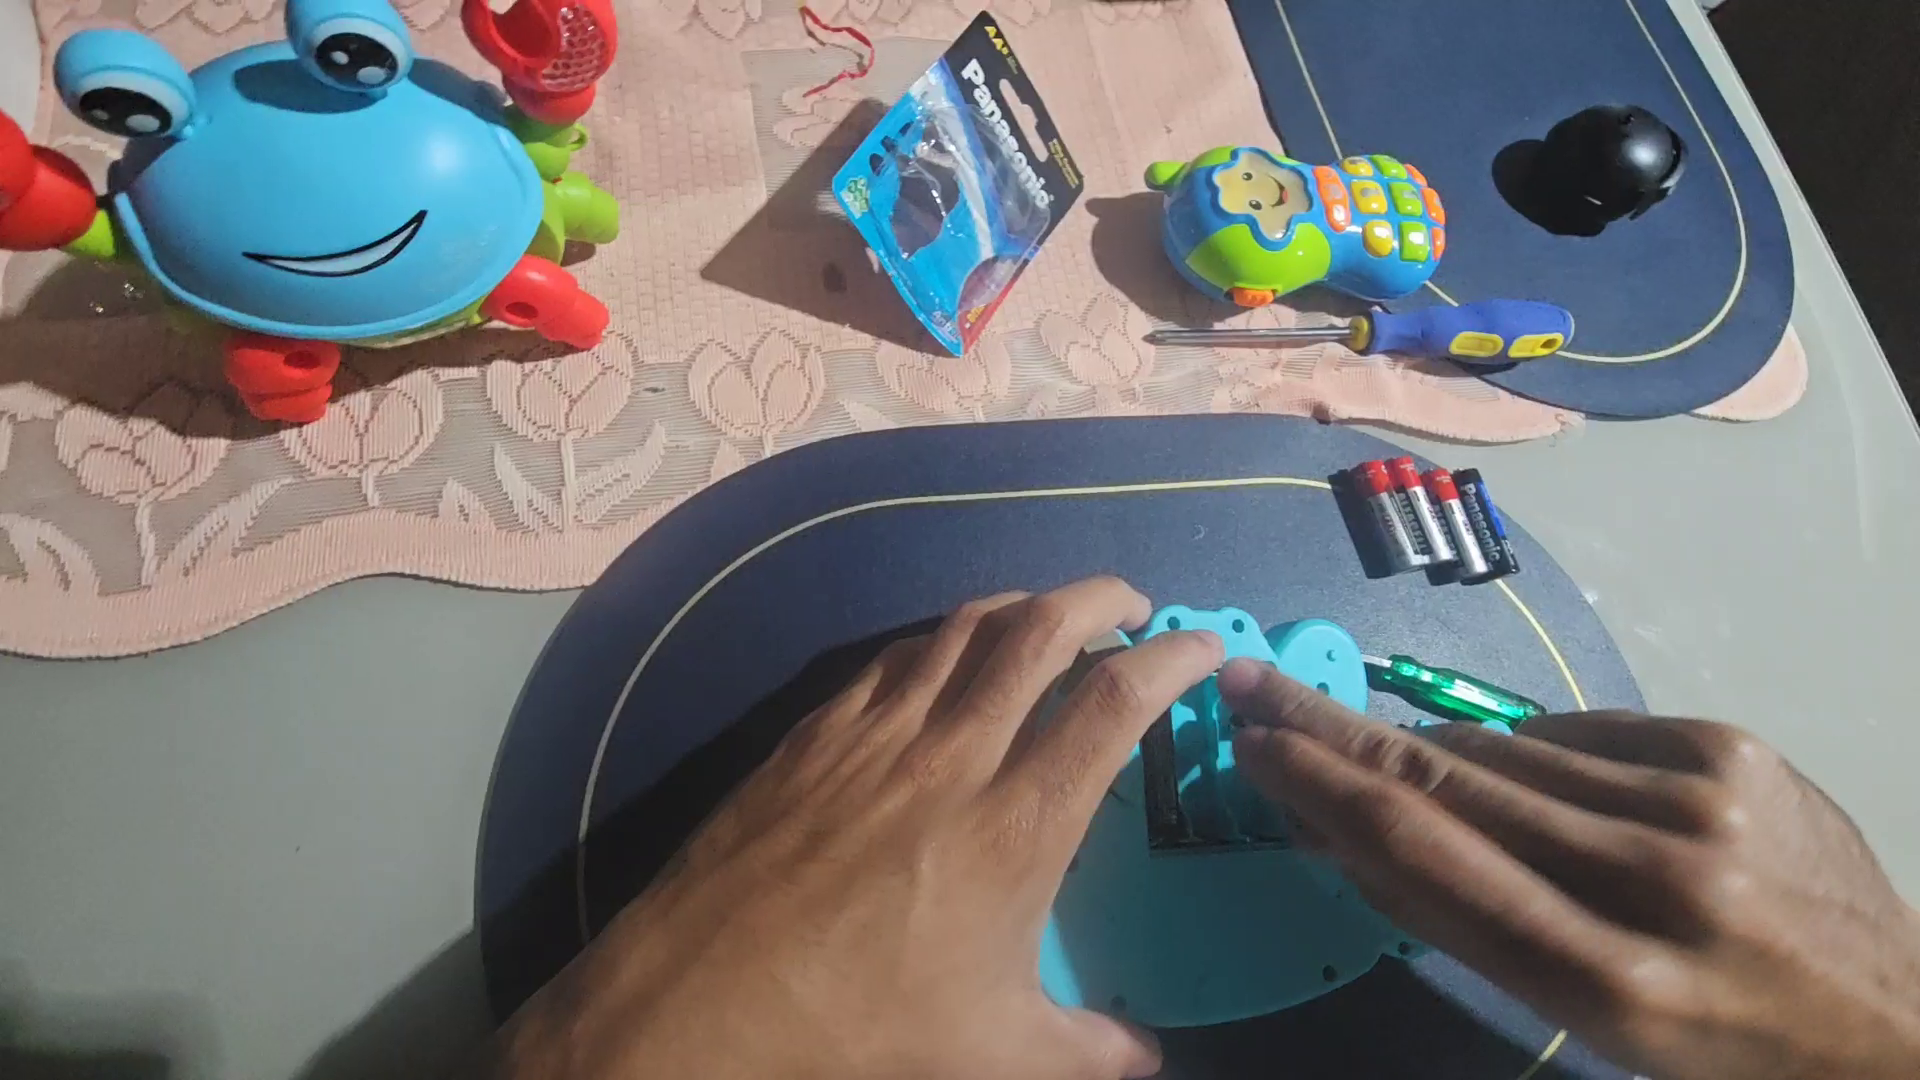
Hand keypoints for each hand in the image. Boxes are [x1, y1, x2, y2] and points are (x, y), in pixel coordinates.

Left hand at [483, 577, 1224, 1079]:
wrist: (703, 1002)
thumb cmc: (858, 1029)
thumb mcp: (990, 1054)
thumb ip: (1084, 1048)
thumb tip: (1146, 1061)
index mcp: (1015, 826)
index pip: (1111, 706)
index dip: (1169, 660)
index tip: (1200, 645)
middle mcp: (955, 753)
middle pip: (1039, 632)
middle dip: (1097, 598)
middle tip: (1129, 602)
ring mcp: (881, 729)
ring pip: (964, 627)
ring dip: (1019, 605)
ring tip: (1048, 613)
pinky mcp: (822, 725)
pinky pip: (895, 655)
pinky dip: (940, 638)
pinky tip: (948, 651)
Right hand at [1219, 661, 1919, 1079]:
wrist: (1905, 1030)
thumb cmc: (1706, 1037)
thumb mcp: (1568, 1007)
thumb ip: (1442, 908)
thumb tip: (1323, 822)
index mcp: (1613, 979)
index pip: (1421, 847)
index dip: (1321, 784)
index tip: (1253, 740)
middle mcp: (1662, 878)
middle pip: (1443, 772)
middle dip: (1330, 725)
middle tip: (1256, 683)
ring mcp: (1705, 799)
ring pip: (1497, 745)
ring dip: (1434, 752)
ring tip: (1427, 773)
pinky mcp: (1730, 744)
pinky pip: (1564, 729)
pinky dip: (1524, 752)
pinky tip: (1548, 787)